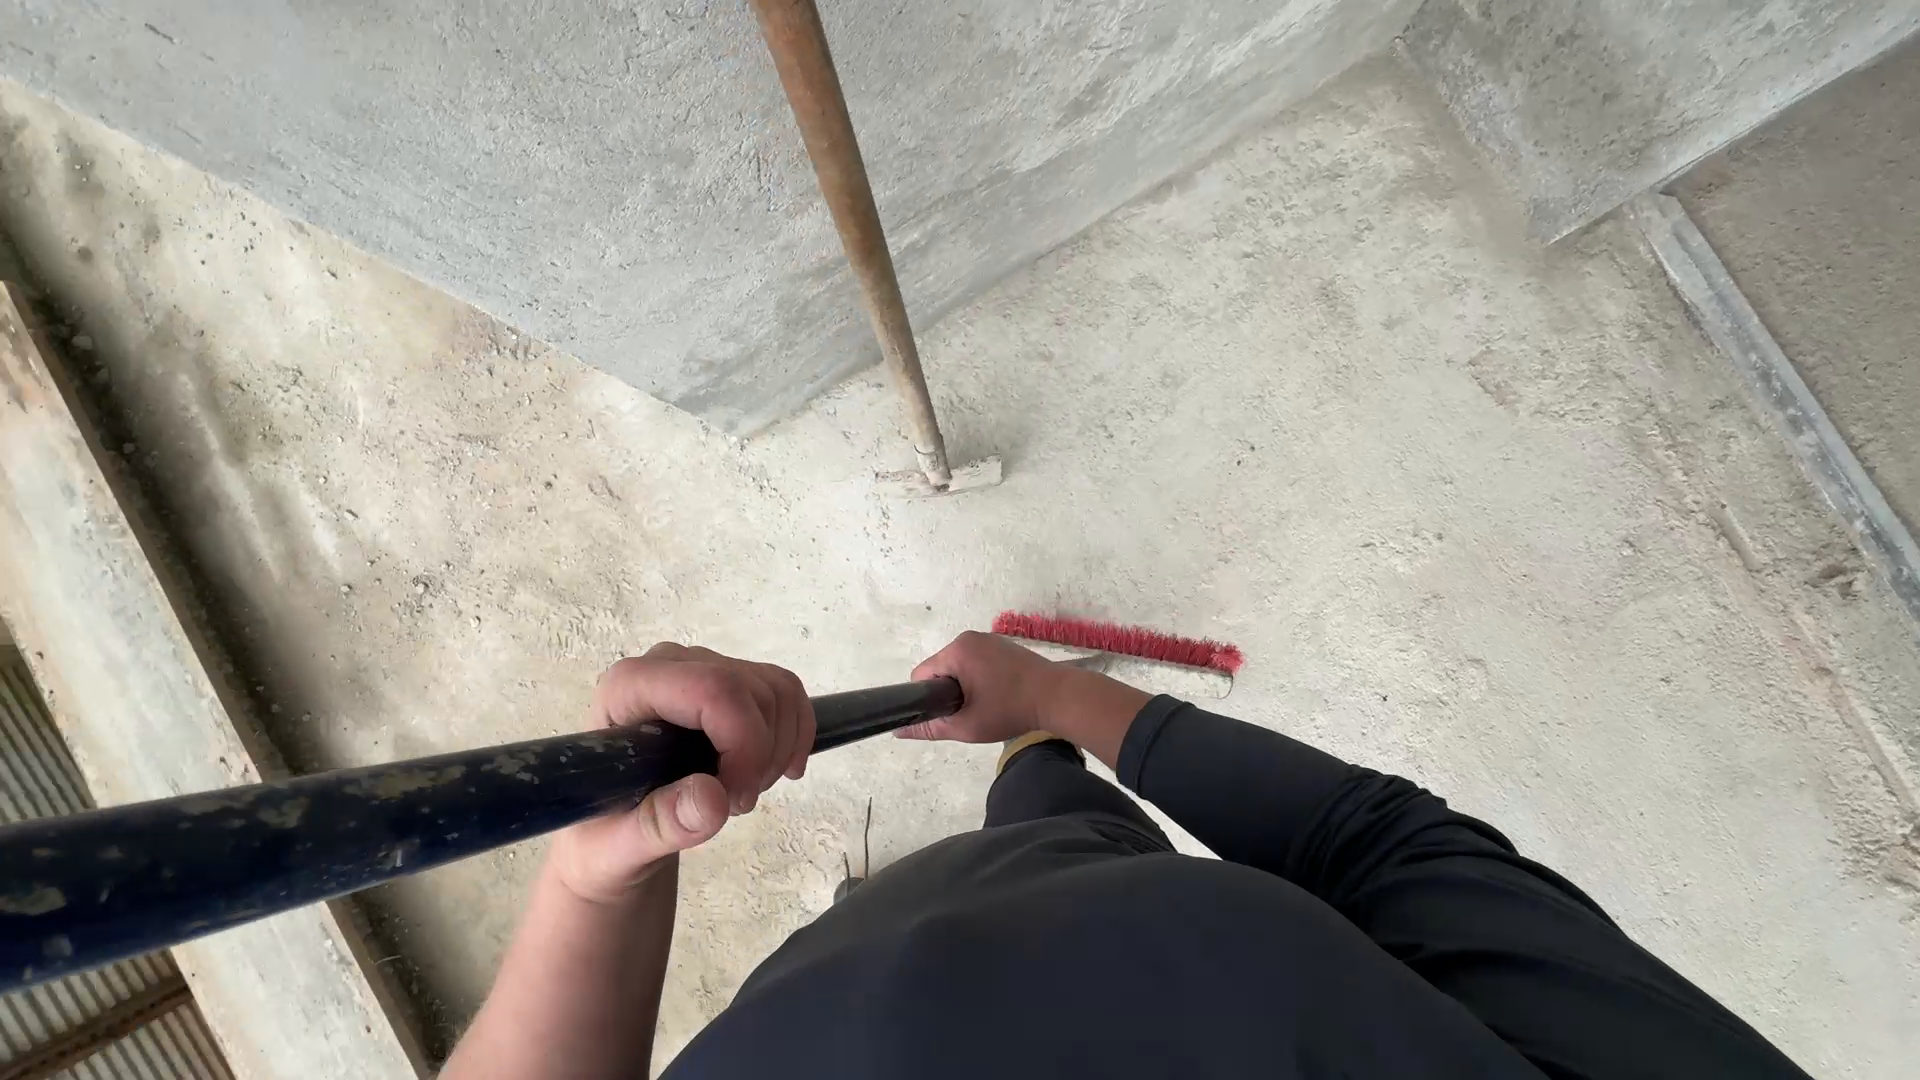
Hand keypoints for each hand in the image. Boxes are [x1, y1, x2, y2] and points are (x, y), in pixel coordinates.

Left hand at [548, 644, 813, 903]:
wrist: (614, 832)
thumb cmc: (602, 840)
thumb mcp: (616, 850)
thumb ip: (658, 825)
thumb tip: (714, 797)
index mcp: (628, 688)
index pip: (715, 690)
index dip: (744, 743)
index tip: (736, 801)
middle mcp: (669, 664)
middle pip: (752, 691)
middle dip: (761, 755)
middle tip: (734, 806)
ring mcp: (704, 668)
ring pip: (777, 690)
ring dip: (779, 749)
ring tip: (743, 792)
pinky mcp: (732, 679)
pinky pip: (786, 691)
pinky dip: (795, 733)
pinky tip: (780, 769)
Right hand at [897, 631, 1066, 743]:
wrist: (1058, 697)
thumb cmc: (1010, 710)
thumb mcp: (967, 725)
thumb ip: (930, 728)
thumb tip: (899, 731)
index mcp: (957, 650)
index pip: (922, 675)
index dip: (928, 698)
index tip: (947, 715)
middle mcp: (969, 638)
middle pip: (941, 669)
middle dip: (948, 692)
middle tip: (969, 713)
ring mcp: (988, 639)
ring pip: (960, 666)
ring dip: (965, 686)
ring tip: (986, 705)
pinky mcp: (1003, 645)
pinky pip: (978, 661)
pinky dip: (980, 678)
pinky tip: (998, 694)